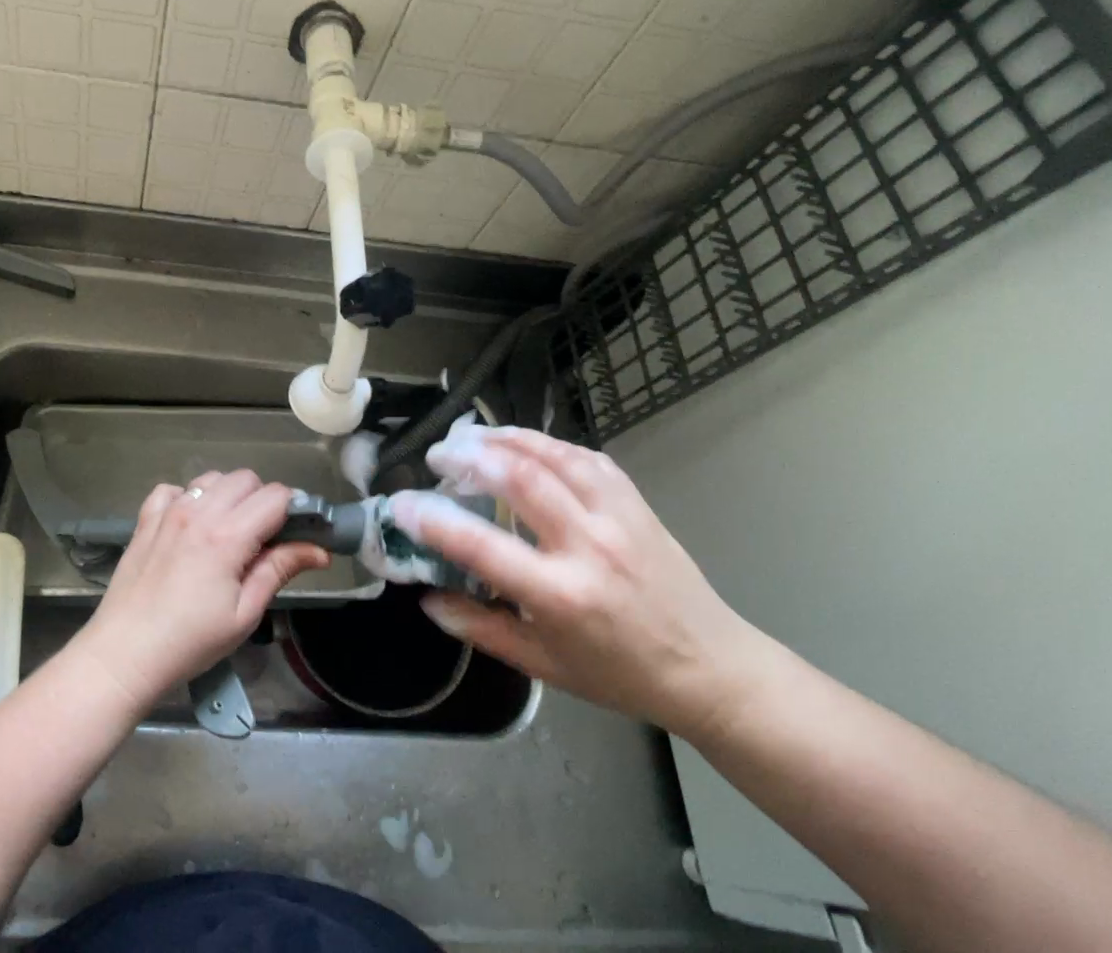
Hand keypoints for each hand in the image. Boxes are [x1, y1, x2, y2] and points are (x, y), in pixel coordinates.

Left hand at [69, 471, 329, 710]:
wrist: (125, 653)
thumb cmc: (191, 641)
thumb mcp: (245, 613)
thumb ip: (279, 570)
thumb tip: (319, 550)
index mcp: (227, 536)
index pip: (275, 496)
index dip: (293, 510)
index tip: (297, 534)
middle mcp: (197, 513)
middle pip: (244, 479)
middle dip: (262, 500)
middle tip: (263, 538)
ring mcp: (167, 513)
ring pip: (209, 479)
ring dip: (227, 496)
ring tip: (227, 532)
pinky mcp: (145, 522)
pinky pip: (171, 490)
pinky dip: (187, 498)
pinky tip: (190, 526)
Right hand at [391, 425, 783, 738]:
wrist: (711, 669)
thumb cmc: (620, 675)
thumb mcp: (542, 664)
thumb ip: (482, 629)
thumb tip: (429, 600)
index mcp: (561, 596)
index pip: (483, 546)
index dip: (434, 520)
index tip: (401, 504)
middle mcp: (590, 547)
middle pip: (524, 480)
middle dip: (471, 457)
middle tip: (437, 455)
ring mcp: (620, 520)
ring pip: (558, 458)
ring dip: (509, 439)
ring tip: (473, 437)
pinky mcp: (638, 507)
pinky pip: (590, 461)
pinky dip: (551, 446)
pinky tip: (527, 446)